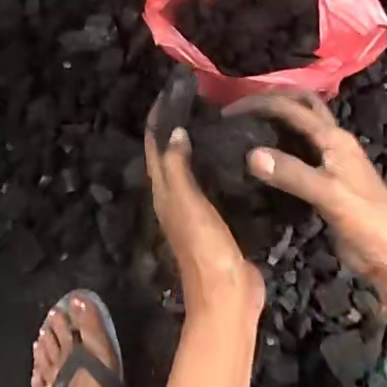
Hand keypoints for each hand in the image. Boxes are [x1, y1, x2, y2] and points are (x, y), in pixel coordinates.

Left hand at [144, 105, 261, 320]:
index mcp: (162, 189)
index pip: (153, 142)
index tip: (173, 89)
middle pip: (168, 149)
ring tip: (216, 116)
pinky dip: (214, 161)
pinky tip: (233, 153)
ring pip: (189, 162)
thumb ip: (178, 168)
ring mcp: (194, 205)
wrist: (228, 297)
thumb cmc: (204, 248)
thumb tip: (173, 130)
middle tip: (198, 97)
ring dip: (195, 139)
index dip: (159, 115)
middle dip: (176, 122)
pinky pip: (210, 179)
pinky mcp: (215, 216)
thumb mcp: (188, 203)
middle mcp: (173, 193)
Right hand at [224, 91, 386, 290]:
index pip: (291, 107)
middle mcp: (332, 142)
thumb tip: (250, 154)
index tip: (226, 113)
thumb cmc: (370, 225)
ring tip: (242, 128)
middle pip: (300, 106)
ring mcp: (330, 162)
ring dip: (274, 121)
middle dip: (269, 100)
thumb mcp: (330, 197)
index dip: (258, 104)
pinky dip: (278, 147)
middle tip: (237, 110)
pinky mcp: (325, 182)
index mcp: (335, 138)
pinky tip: (258, 159)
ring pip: (299, 128)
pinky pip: (297, 154)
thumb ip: (292, 174)